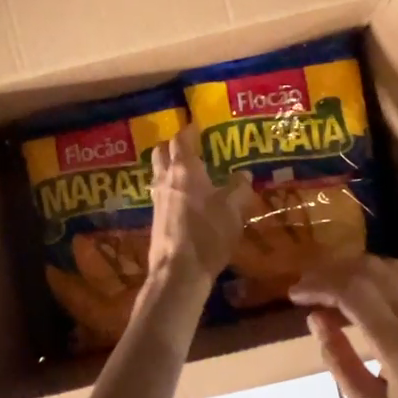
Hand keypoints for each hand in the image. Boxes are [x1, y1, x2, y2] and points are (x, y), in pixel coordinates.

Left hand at [147, 125, 251, 288]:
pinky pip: (160, 191)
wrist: (178, 271)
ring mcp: (157, 198)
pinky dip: (170, 186)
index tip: (198, 126)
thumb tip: (242, 175)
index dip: (189, 131)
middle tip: (190, 146)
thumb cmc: (208, 234)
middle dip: (173, 145)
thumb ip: (239, 188)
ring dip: (169, 166)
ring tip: (188, 170)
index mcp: (185, 169)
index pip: (181, 139)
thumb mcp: (233, 210)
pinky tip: (183, 197)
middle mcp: (166, 179)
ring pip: (158, 171)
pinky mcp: (155, 217)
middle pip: (162, 151)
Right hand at [292, 256, 397, 397]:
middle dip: (332, 271)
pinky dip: (379, 275)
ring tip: (331, 288)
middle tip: (307, 288)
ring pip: (390, 267)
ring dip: (355, 269)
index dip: (318, 284)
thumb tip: (317, 320)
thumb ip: (340, 361)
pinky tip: (365, 294)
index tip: (295, 294)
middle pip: (369, 269)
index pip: (351, 290)